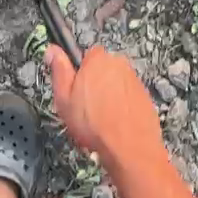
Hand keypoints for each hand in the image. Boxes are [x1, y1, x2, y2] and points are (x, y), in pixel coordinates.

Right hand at [46, 44, 163, 167]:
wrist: (130, 148)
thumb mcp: (64, 98)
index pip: (86, 55)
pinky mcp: (145, 95)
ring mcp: (134, 79)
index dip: (79, 73)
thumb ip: (59, 70)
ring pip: (116, 83)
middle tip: (87, 107)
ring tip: (102, 119)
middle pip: (102, 69)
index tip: (76, 91)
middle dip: (95, 84)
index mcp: (97, 58)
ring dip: (109, 95)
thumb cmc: (94, 124)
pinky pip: (128, 95)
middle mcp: (119, 63)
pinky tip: (116, 123)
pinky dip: (123, 105)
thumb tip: (52, 50)